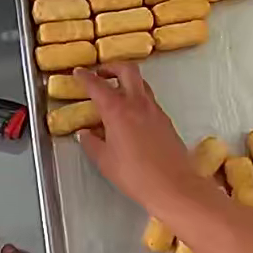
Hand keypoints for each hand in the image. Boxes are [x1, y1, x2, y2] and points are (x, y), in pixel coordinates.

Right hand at [73, 63, 209, 212]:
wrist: (173, 185)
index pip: (97, 85)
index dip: (85, 77)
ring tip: (115, 93)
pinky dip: (137, 99)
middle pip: (126, 70)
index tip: (78, 73)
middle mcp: (137, 103)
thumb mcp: (105, 161)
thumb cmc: (135, 175)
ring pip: (141, 83)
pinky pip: (149, 100)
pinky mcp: (166, 120)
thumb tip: (85, 134)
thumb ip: (91, 143)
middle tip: (100, 74)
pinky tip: (131, 116)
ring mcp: (155, 110)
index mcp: (118, 110)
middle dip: (111, 67)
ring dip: (126, 81)